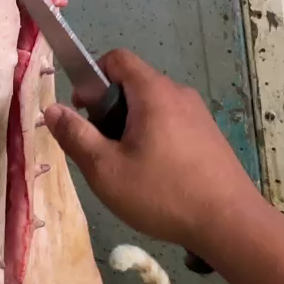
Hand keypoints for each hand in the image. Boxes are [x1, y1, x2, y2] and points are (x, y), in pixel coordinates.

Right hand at [45, 49, 260, 248]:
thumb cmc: (163, 193)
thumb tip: (51, 109)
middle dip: (109, 110)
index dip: (92, 78)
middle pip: (133, 84)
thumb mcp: (106, 169)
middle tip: (103, 150)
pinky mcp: (210, 136)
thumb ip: (76, 135)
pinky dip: (155, 139)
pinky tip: (156, 178)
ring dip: (131, 128)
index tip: (84, 113)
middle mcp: (178, 93)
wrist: (231, 224)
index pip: (116, 58)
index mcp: (153, 91)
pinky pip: (172, 123)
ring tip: (128, 168)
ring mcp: (199, 114)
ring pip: (152, 107)